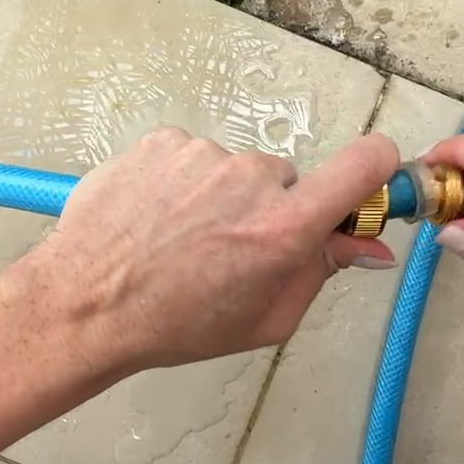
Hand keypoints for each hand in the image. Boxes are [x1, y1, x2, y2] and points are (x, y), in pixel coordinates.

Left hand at [6, 128, 401, 372]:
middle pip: (287, 179)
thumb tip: (372, 247)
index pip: (364, 164)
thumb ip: (323, 272)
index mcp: (284, 227)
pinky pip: (194, 156)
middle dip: (271, 207)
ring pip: (235, 169)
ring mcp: (202, 153)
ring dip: (221, 195)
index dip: (378, 167)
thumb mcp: (264, 318)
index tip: (371, 182)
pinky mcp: (164, 140)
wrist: (85, 302)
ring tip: (180, 235)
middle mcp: (249, 178)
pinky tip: (157, 215)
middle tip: (230, 246)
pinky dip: (184, 180)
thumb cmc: (177, 323)